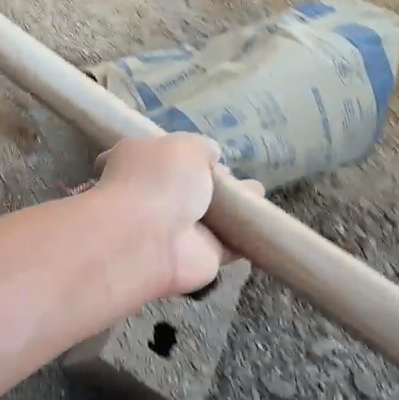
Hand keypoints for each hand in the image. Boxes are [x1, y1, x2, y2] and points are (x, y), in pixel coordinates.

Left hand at [91, 133, 261, 297]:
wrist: (150, 238)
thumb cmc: (159, 180)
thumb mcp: (182, 146)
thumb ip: (198, 146)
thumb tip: (209, 152)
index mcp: (134, 162)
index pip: (155, 154)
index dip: (179, 152)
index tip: (205, 153)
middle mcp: (149, 192)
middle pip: (183, 184)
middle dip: (207, 179)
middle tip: (232, 175)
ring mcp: (173, 225)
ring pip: (207, 213)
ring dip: (231, 206)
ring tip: (257, 193)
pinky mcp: (199, 253)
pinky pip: (226, 243)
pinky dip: (245, 235)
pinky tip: (264, 223)